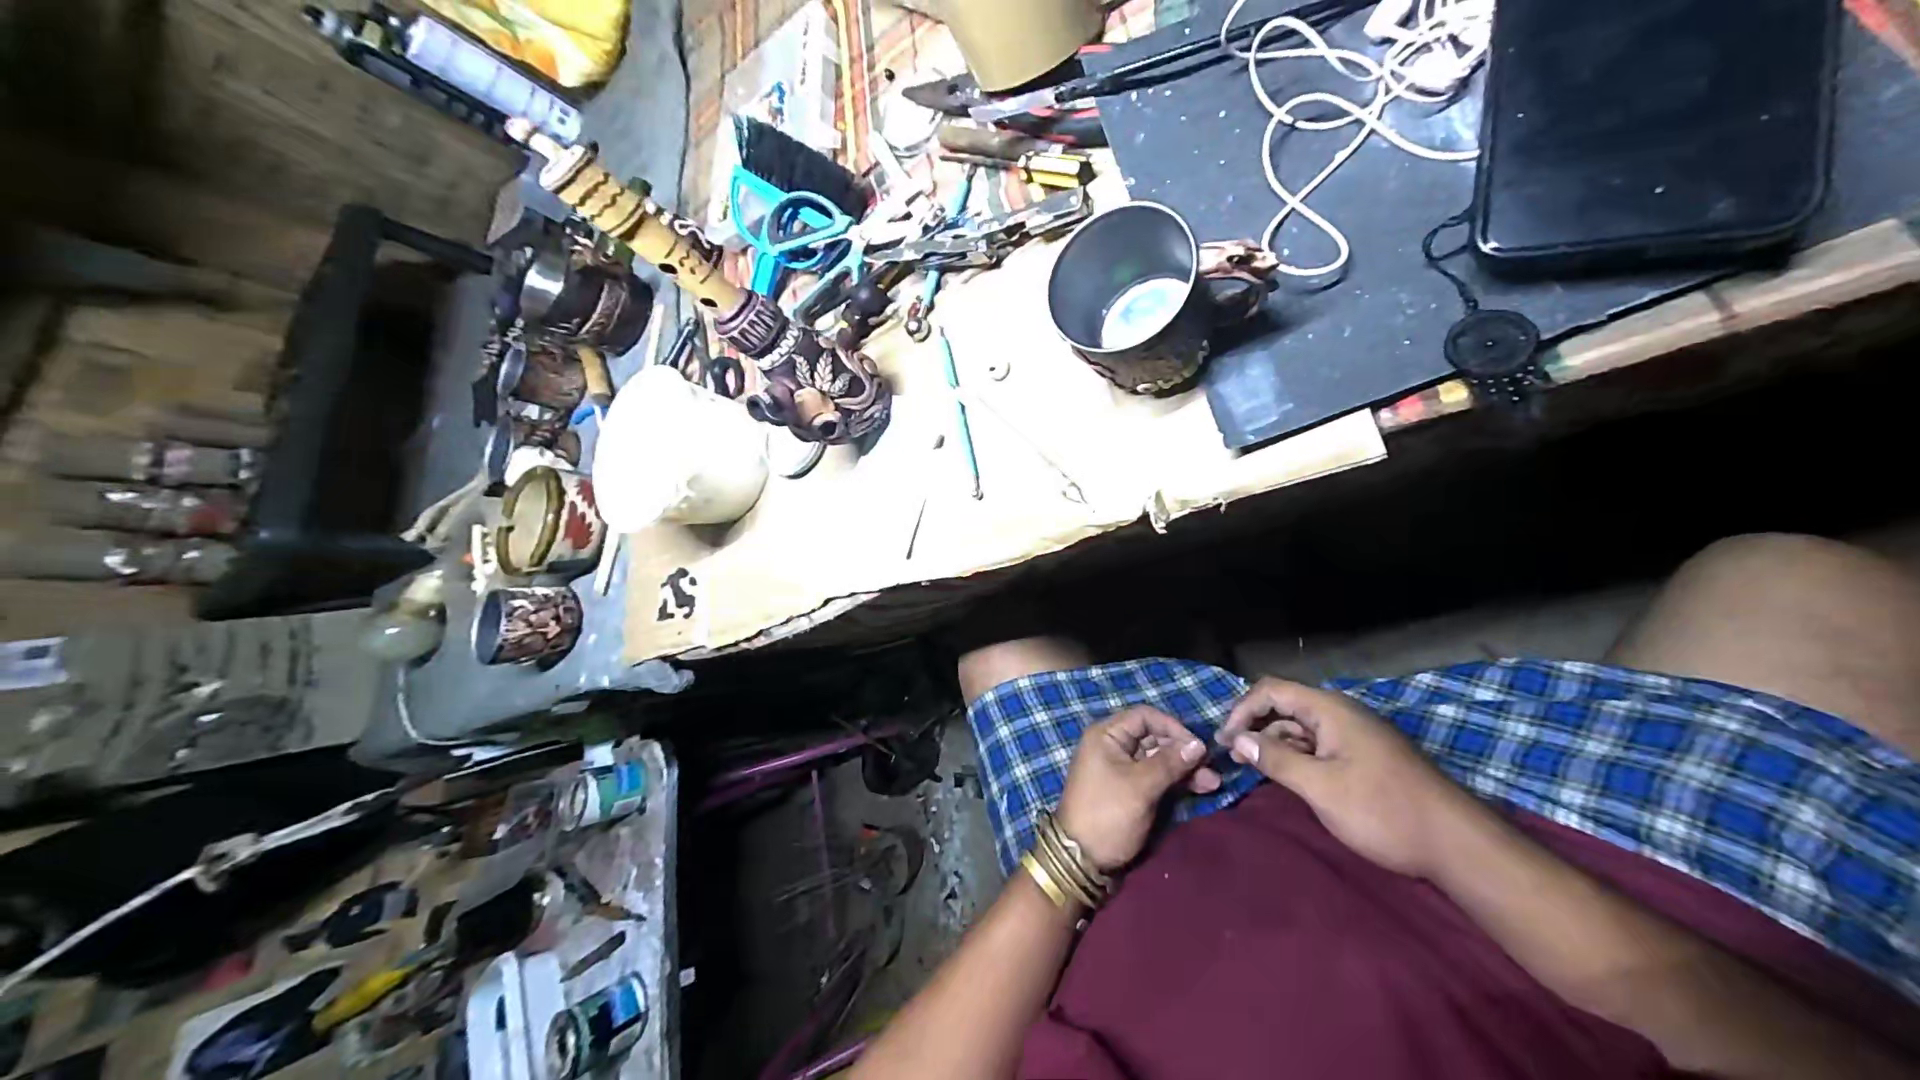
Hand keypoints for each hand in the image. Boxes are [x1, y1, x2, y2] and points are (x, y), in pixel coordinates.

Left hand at [1055, 706, 1222, 872]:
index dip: (1172, 727)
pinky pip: (1156, 776)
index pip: (1144, 716)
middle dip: (1183, 751)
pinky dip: (1176, 781)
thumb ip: (1169, 762)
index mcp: (1106, 735)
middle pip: (1154, 737)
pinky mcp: (1130, 788)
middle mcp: (1112, 746)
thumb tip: (1199, 744)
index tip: (1197, 746)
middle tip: (1210, 768)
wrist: (1082, 859)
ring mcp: (1121, 768)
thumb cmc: (1108, 814)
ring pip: (1158, 758)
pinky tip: (1200, 788)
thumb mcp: (1140, 787)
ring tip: (1212, 783)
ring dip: (1184, 768)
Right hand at [1216, 678, 1490, 878]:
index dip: (1242, 709)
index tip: (1226, 741)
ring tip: (1256, 770)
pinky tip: (1289, 778)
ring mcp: (1355, 736)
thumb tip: (1237, 740)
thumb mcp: (1320, 787)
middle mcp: (1341, 714)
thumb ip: (1276, 759)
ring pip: (1300, 728)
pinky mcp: (1364, 757)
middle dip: (1255, 727)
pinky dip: (1297, 756)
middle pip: (1285, 706)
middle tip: (1236, 758)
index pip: (1271, 690)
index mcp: (1330, 710)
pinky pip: (1318, 745)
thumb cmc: (1383, 810)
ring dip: (1275, 744)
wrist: (1457, 845)